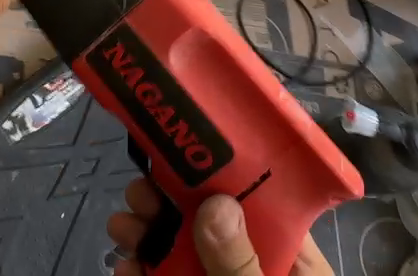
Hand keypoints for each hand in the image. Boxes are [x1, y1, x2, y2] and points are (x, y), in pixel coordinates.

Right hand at [107, 179, 329, 275]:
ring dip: (149, 235)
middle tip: (137, 196)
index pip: (264, 204)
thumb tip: (215, 203)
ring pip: (186, 250)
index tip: (178, 155)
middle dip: (169, 204)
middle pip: (213, 222)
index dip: (220, 176)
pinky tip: (125, 270)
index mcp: (296, 268)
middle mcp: (261, 272)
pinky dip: (146, 273)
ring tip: (121, 230)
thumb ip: (243, 268)